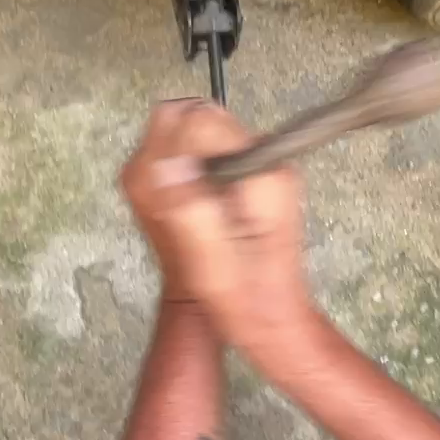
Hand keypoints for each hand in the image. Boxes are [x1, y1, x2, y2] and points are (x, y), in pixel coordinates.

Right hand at [119, 100, 311, 347]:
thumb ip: (190, 210)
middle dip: (171, 156)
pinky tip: (188, 213)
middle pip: (195, 118)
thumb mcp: (212, 266)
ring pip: (192, 131)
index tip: (169, 193)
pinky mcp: (244, 171)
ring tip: (183, 213)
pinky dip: (182, 176)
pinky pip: (198, 151)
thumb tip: (165, 164)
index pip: (201, 121)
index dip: (172, 152)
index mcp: (264, 174)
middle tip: (174, 206)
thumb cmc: (249, 302)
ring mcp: (255, 161)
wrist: (274, 320)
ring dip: (174, 167)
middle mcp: (265, 157)